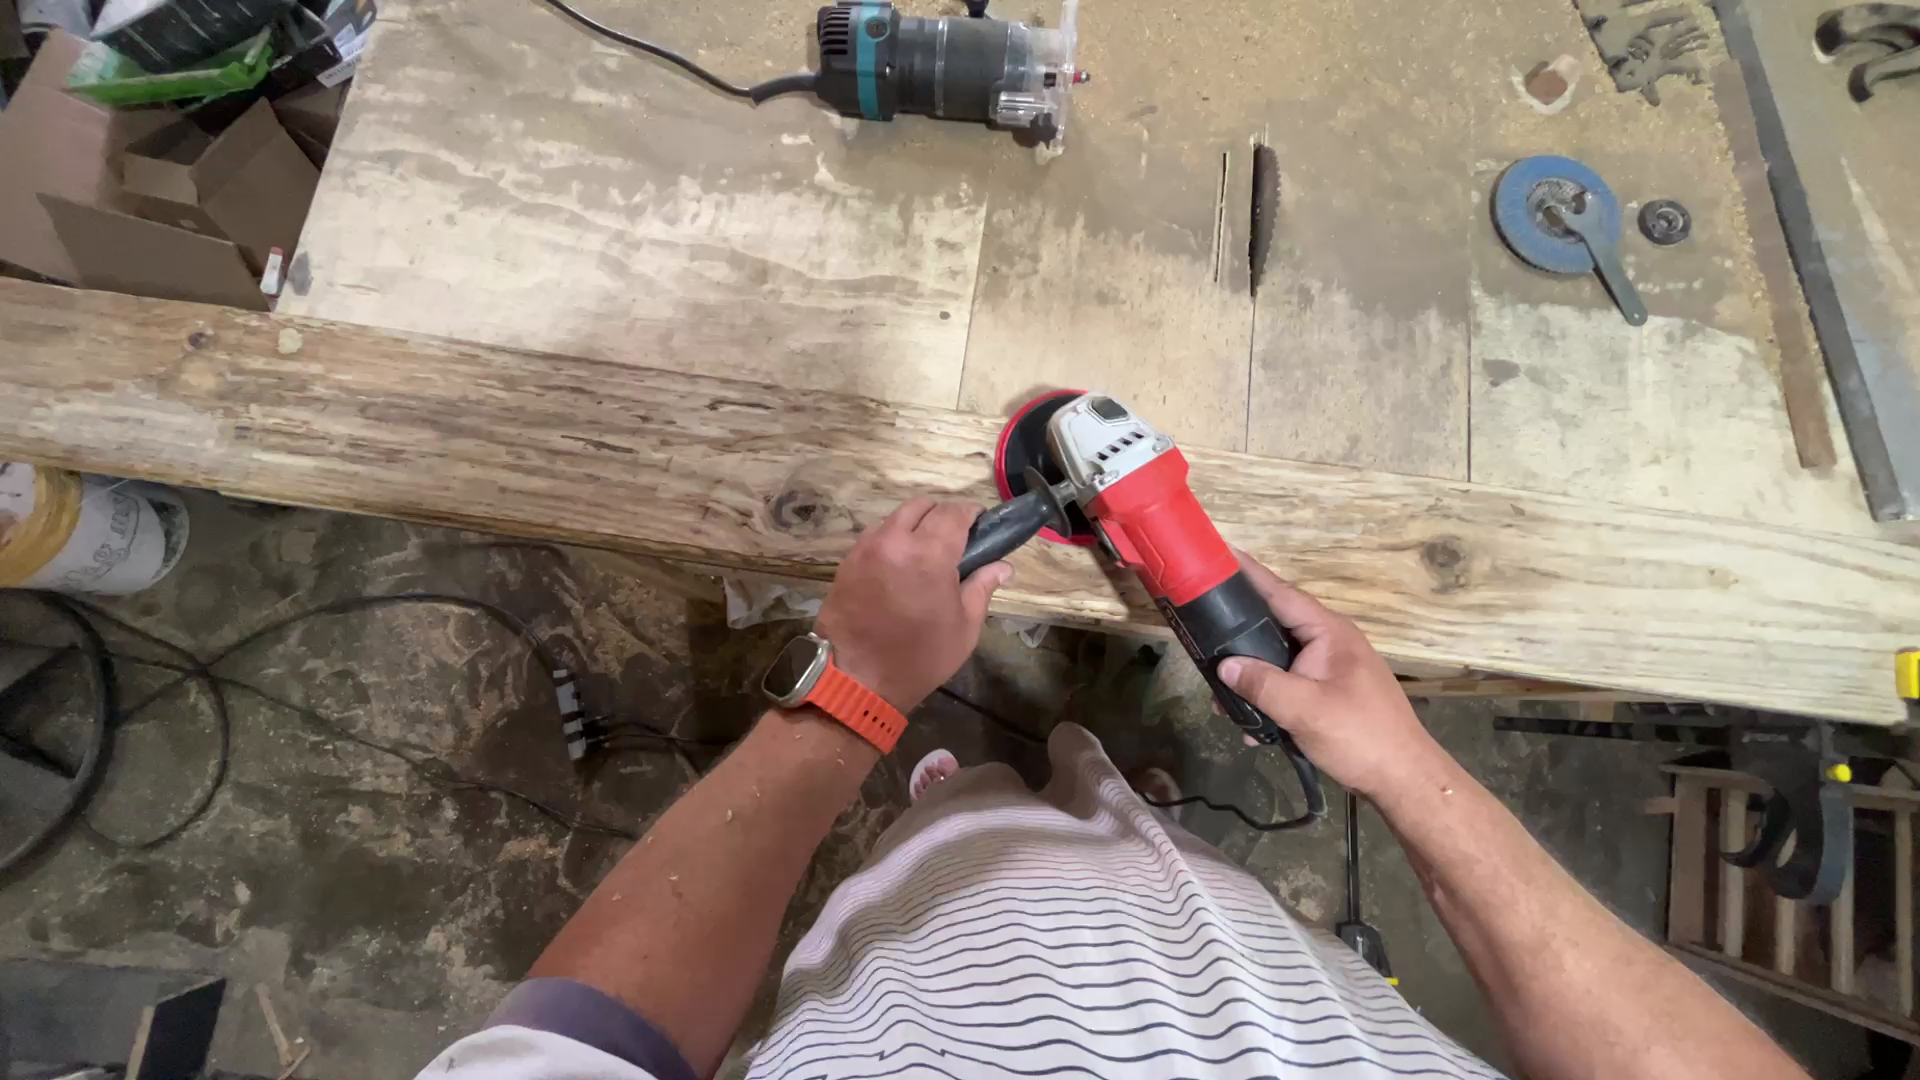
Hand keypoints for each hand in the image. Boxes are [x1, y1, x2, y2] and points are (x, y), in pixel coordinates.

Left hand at [813, 497, 1012, 713]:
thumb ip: (982, 587)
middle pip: (923, 505)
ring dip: (914, 526)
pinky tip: (899, 567)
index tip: (980, 525)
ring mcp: (865, 548)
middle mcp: (894, 540)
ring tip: (924, 554)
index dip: (971, 514)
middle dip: (942, 515)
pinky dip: (892, 541)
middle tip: (954, 540)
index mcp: (928, 553)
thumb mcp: (964, 626)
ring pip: (895, 518)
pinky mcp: (847, 561)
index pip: (954, 512)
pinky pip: (875, 536)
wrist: (857, 680)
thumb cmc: (920, 657)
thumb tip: (1003, 567)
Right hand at [1215, 551, 1451, 797]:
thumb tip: (1223, 665)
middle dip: (1235, 636)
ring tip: (1221, 700)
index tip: (1218, 553)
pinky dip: (1264, 698)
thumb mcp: (1304, 709)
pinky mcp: (1326, 690)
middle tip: (1199, 633)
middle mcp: (1328, 642)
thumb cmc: (1361, 736)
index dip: (1249, 573)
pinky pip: (1284, 682)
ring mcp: (1327, 667)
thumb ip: (1261, 684)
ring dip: (1248, 678)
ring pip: (1274, 659)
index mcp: (1328, 632)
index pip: (1281, 592)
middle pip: (1271, 624)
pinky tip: (1250, 724)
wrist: (1405, 781)